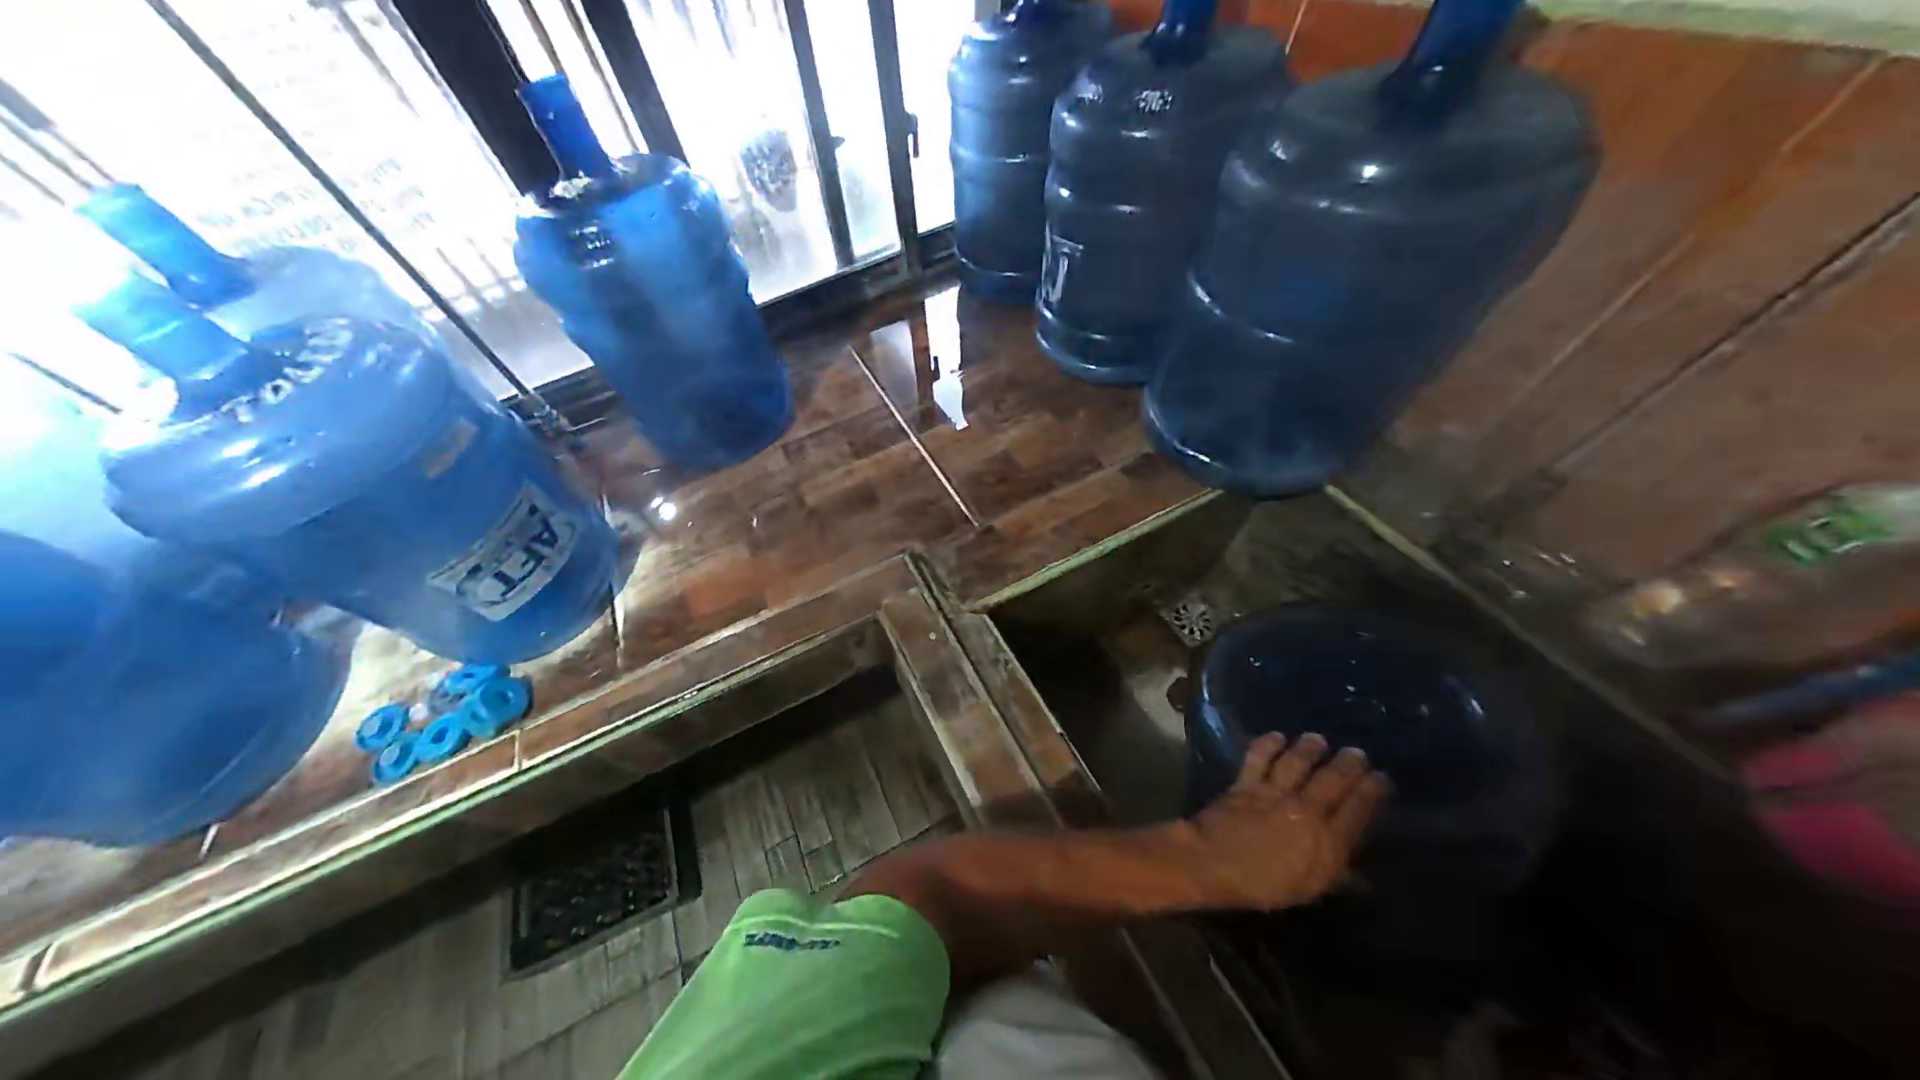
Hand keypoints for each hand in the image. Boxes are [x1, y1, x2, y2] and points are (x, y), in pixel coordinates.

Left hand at [1176, 732, 1389, 911]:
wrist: (1213, 864)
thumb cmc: (1264, 885)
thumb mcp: (1309, 889)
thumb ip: (1337, 876)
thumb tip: (1362, 877)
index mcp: (1328, 841)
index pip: (1359, 810)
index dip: (1373, 792)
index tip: (1381, 778)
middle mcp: (1306, 811)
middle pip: (1334, 780)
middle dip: (1349, 764)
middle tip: (1357, 752)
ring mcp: (1275, 792)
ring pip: (1298, 762)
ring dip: (1310, 747)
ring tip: (1318, 739)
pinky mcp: (1246, 782)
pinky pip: (1259, 757)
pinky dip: (1268, 744)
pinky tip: (1276, 736)